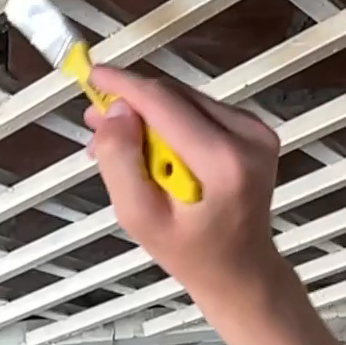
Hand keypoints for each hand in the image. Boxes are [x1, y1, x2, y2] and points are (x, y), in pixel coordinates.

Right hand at [84, 65, 288, 305]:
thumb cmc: (189, 253)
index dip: (123, 84)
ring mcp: (255, 128)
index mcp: (223, 161)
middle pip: (173, 96)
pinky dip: (168, 119)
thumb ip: (121, 162)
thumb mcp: (140, 217)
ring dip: (147, 111)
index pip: (163, 102)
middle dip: (130, 101)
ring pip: (183, 98)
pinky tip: (148, 143)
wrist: (242, 271)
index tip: (90, 73)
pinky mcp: (253, 128)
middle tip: (95, 119)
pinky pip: (197, 108)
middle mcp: (247, 134)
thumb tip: (116, 110)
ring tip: (116, 138)